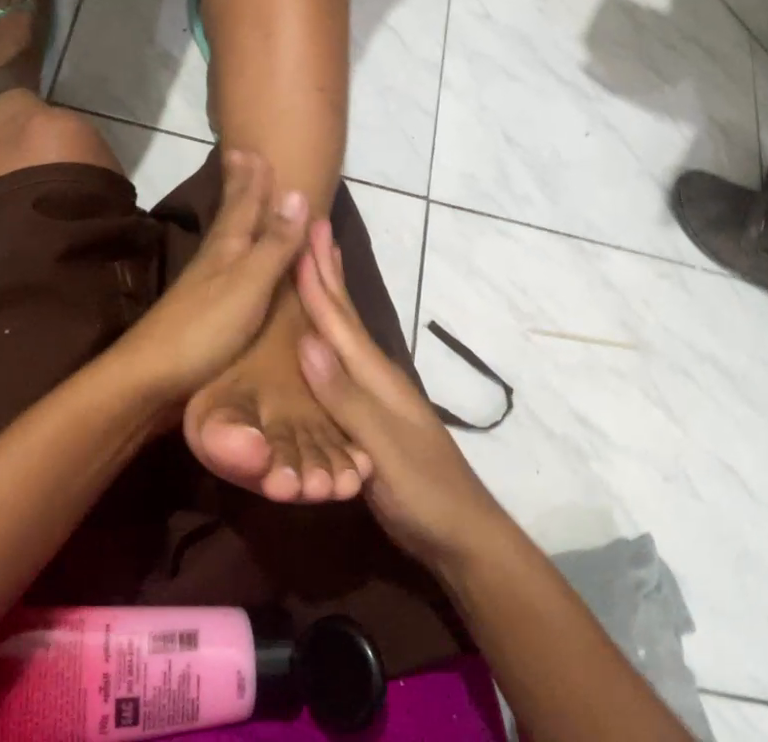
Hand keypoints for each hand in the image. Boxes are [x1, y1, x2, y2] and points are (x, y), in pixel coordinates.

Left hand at [109, 150, 309, 399]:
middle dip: (241, 187)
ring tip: (241, 195)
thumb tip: (297, 194)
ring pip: (225, 237)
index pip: (244, 204)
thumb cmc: (204, 329)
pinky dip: (234, 249)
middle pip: (230, 215)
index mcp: (227, 249)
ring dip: (235, 213)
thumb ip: (273, 244)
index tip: (254, 148)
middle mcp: (215, 259)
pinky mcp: (203, 310)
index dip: (253, 179)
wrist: (150, 377)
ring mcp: (205, 285)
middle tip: (241, 156)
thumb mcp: (248, 284)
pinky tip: (230, 258)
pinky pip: (225, 264)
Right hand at [294, 220, 510, 567]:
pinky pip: (342, 369)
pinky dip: (330, 343)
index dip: (319, 278)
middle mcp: (377, 380)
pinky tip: (323, 344)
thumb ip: (346, 398)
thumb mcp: (383, 449)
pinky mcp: (371, 422)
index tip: (302, 232)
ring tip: (317, 270)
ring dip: (330, 301)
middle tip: (311, 229)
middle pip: (346, 319)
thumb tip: (305, 341)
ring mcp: (377, 401)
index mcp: (378, 380)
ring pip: (344, 339)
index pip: (339, 321)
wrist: (465, 537)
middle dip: (327, 274)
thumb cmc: (425, 493)